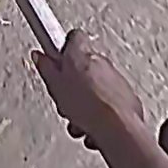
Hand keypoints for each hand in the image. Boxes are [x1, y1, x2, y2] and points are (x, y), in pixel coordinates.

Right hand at [32, 30, 147, 149]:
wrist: (116, 126)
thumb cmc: (86, 104)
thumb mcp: (55, 85)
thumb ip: (46, 68)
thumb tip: (39, 56)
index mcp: (81, 52)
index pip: (73, 37)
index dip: (64, 49)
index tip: (57, 61)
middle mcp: (100, 60)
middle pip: (83, 66)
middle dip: (75, 85)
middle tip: (67, 102)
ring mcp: (116, 78)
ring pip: (97, 87)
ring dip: (88, 103)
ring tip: (80, 124)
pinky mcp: (128, 97)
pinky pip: (111, 101)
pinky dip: (103, 113)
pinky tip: (94, 130)